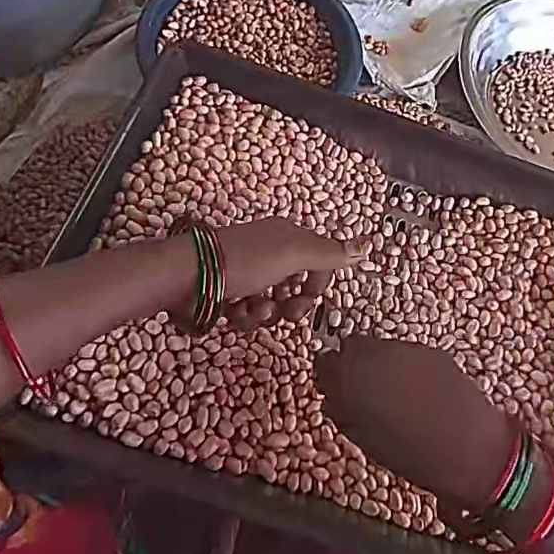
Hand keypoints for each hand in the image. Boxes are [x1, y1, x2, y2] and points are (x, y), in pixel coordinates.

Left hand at [179, 218, 367, 331]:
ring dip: (265, 314)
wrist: (188, 276)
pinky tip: (234, 312)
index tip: (309, 297)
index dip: (318, 284)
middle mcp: (268, 253)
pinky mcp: (227, 294)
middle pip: (295, 288)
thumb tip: (365, 246)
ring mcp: (247, 274)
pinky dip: (244, 317)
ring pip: (272, 305)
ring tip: (250, 309)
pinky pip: (248, 314)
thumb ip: (329, 253)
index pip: (319, 261)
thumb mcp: (293, 253)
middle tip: (282, 310)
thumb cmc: (244, 261)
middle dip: (291, 305)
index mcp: (286, 236)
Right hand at [315, 337, 514, 509]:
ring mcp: (407, 349)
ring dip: (379, 364)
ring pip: (380, 348)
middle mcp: (377, 353)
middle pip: (352, 346)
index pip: (324, 361)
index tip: (334, 390)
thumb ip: (342, 409)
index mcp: (352, 375)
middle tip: (362, 391)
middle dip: (352, 364)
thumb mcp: (364, 438)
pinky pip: (407, 354)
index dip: (328, 376)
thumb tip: (333, 395)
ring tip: (393, 394)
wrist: (475, 452)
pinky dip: (405, 367)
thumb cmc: (412, 455)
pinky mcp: (432, 352)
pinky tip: (417, 393)